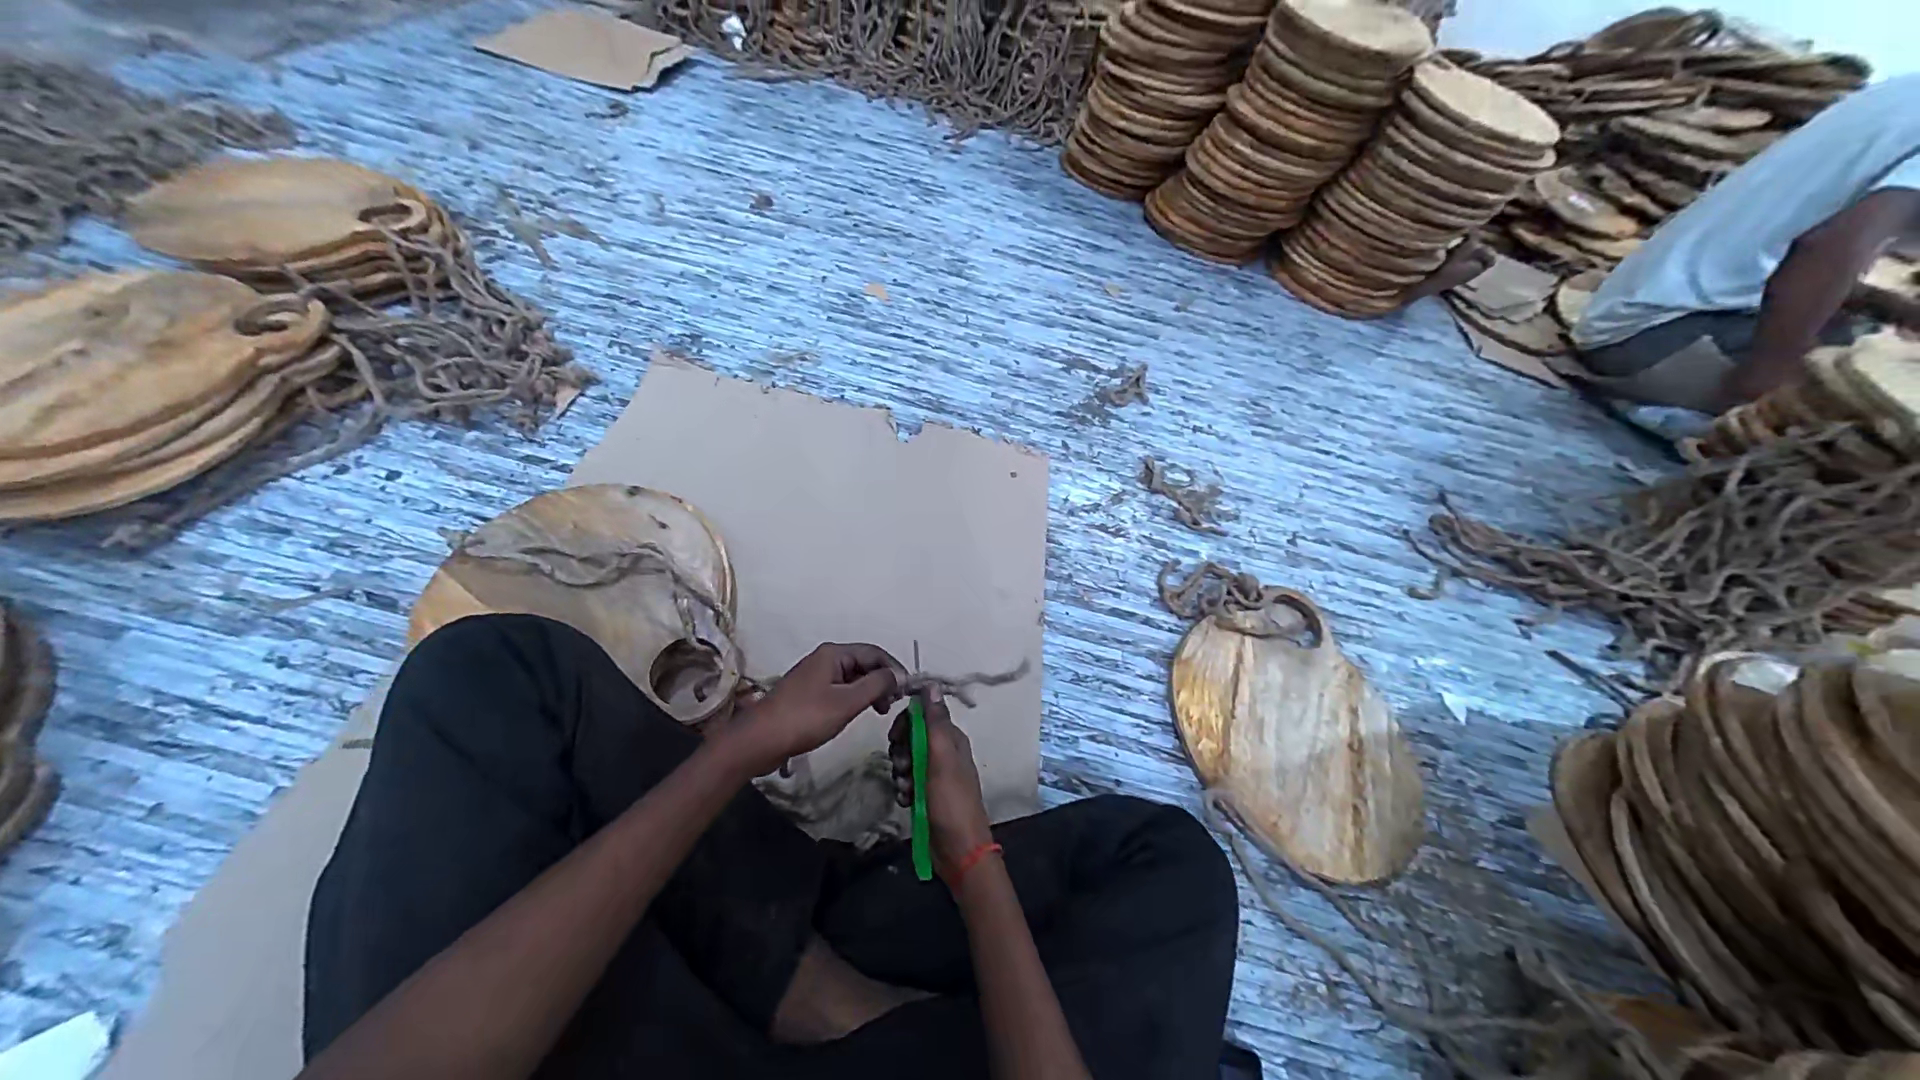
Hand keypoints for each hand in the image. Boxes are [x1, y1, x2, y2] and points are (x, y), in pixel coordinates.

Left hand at [722, 643, 905, 776]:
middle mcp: (825, 658)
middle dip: (882, 680)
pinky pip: (840, 688)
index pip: (875, 653)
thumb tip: (897, 675)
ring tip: (879, 711)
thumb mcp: (847, 702)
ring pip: (853, 677)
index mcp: (834, 654)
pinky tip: (857, 713)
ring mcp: (815, 676)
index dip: (894, 669)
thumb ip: (877, 685)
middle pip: (864, 663)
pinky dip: (854, 698)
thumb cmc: (806, 718)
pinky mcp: (809, 693)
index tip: (907, 691)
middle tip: (892, 705)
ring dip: (869, 691)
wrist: (761, 740)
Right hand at [889, 688, 992, 878]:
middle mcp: (944, 752)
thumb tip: (931, 685)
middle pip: (911, 736)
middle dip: (900, 749)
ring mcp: (935, 774)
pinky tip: (906, 801)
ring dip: (900, 772)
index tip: (896, 738)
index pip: (922, 715)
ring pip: (906, 759)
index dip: (905, 723)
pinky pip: (906, 781)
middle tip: (902, 767)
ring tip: (905, 788)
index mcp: (951, 739)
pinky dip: (903, 789)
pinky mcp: (926, 794)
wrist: (959, 851)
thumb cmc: (951, 801)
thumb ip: (935, 722)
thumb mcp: (942, 758)